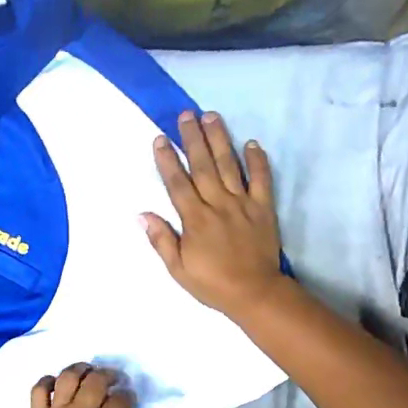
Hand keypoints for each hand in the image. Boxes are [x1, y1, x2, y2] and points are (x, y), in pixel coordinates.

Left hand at [8, 364, 134, 407]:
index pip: (121, 400)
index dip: (128, 396)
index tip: (129, 398)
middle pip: (97, 381)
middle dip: (110, 375)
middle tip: (113, 379)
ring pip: (68, 377)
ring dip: (81, 369)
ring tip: (88, 372)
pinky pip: (39, 389)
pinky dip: (48, 380)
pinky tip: (57, 384)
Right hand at [141, 110, 288, 319]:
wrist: (254, 293)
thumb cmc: (211, 284)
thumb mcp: (178, 269)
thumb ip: (162, 240)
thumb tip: (143, 215)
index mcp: (194, 220)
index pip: (178, 184)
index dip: (167, 161)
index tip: (160, 139)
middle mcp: (217, 205)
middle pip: (203, 166)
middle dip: (192, 139)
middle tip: (186, 114)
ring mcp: (242, 204)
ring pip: (230, 165)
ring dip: (220, 140)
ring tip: (211, 117)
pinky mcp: (263, 209)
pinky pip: (262, 179)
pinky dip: (257, 160)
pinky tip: (251, 143)